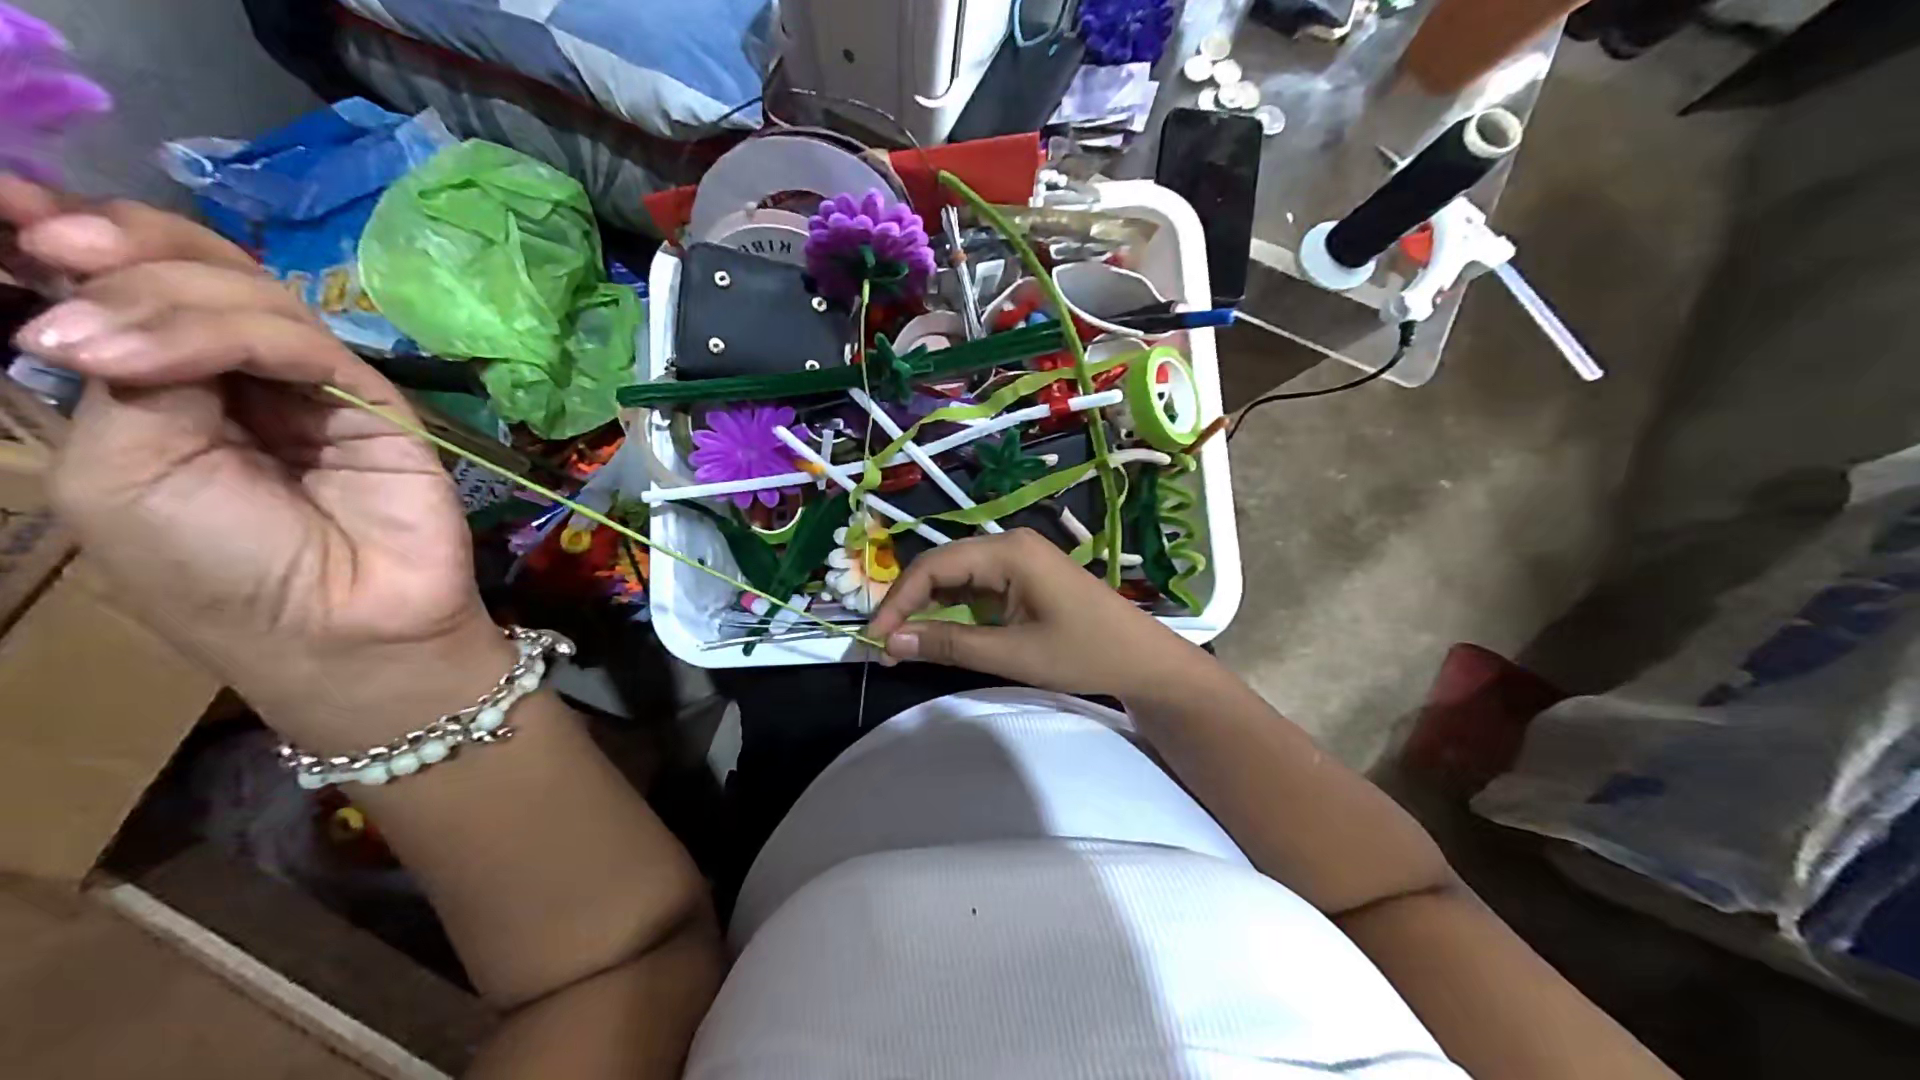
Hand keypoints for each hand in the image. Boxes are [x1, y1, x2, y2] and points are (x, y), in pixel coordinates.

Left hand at [5, 177, 504, 746]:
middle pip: (189, 265)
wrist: (338, 625)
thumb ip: (133, 374)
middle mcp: (240, 374)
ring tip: (86, 349)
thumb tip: (128, 295)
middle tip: (44, 252)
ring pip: (247, 291)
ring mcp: (313, 386)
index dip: (74, 233)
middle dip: (113, 244)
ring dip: (156, 295)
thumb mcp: (118, 469)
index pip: (133, 286)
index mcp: (166, 387)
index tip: (4, 208)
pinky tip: (145, 361)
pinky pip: (302, 342)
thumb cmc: (215, 570)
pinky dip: (222, 334)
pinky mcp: (374, 401)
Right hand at [865, 529, 1204, 700]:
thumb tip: (891, 641)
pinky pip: (976, 589)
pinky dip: (954, 612)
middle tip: (887, 646)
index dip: (898, 600)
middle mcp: (1009, 545)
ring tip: (905, 645)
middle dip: (911, 605)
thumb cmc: (1084, 653)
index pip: (934, 565)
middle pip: (942, 566)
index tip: (876, 637)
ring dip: (930, 609)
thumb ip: (949, 644)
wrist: (1143, 660)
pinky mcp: (1024, 578)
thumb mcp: (1012, 654)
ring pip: (957, 578)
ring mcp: (1018, 560)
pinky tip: (938, 634)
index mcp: (1008, 551)